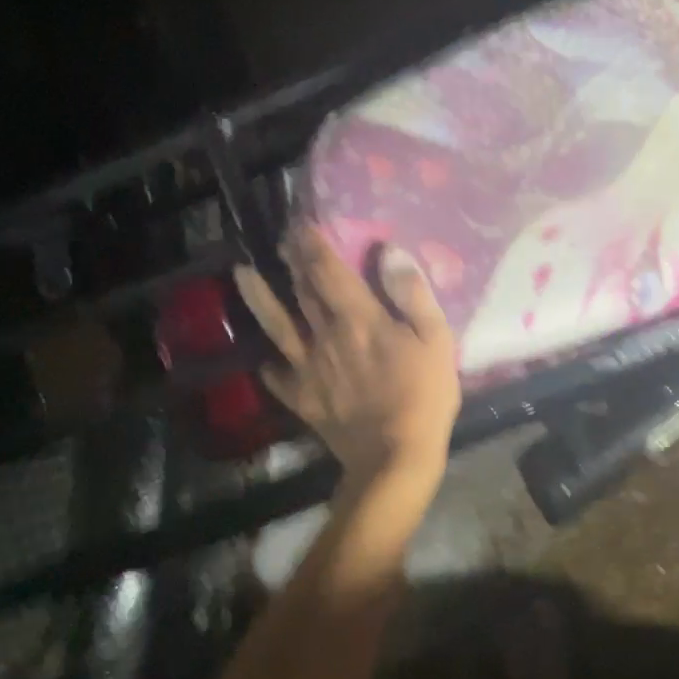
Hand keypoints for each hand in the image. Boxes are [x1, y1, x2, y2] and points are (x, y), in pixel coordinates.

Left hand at [234, 225, 461, 490]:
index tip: (301, 223)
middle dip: (291, 262)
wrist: (393, 455)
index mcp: (358, 318)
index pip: (328, 271)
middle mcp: (324, 336)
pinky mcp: (301, 397)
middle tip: (281, 239)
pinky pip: (276, 373)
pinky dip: (269, 360)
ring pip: (276, 326)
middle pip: (302, 291)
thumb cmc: (424, 392)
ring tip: (242, 273)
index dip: (312, 245)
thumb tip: (390, 251)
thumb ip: (412, 293)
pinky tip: (267, 354)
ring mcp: (307, 368)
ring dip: (259, 298)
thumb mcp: (436, 338)